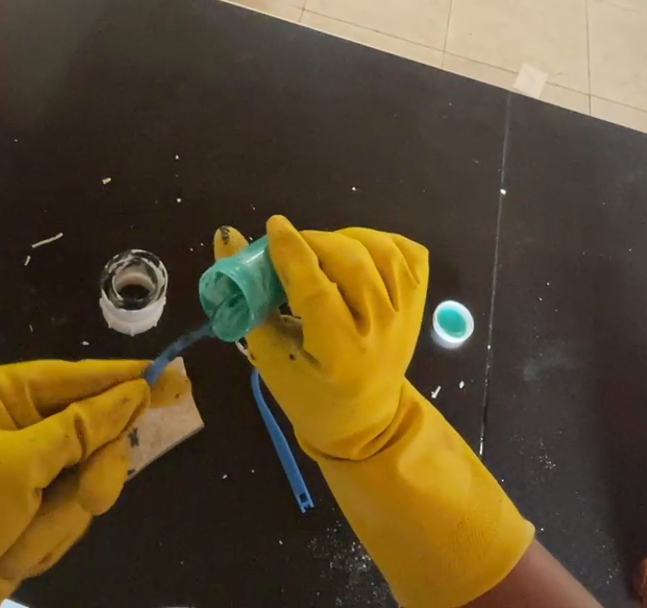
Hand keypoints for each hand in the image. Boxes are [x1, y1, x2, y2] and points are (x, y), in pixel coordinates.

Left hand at [0, 360, 158, 607]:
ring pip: (90, 473)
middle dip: (88, 474)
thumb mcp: (20, 467)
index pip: (80, 376)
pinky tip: (19, 551)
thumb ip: (84, 427)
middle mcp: (20, 419)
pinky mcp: (35, 502)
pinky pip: (75, 507)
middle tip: (88, 498)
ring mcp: (30, 463)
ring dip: (65, 514)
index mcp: (4, 392)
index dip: (128, 379)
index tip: (174, 379)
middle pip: (95, 430)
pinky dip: (52, 534)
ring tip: (26, 540)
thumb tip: (137, 391)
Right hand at [220, 217, 532, 607]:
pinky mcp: (419, 304)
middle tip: (291, 245)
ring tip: (322, 249)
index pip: (317, 291)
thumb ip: (248, 298)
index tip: (274, 225)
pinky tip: (358, 250)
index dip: (293, 252)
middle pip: (351, 264)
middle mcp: (381, 332)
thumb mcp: (268, 354)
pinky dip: (382, 241)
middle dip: (314, 241)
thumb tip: (227, 237)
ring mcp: (406, 316)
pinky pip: (408, 253)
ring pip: (381, 251)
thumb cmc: (307, 393)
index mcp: (339, 355)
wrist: (365, 422)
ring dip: (345, 238)